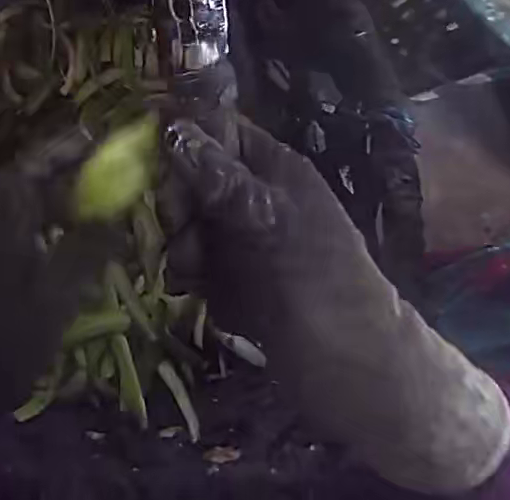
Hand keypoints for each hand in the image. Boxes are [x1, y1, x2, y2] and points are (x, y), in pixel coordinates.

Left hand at [0, 121, 116, 490]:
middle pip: (31, 182)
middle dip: (67, 171)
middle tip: (106, 171)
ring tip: (100, 201)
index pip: (31, 167)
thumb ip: (85, 251)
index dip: (61, 150)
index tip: (93, 140)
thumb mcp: (55, 295)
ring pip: (31, 206)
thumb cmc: (8, 335)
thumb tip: (118, 218)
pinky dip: (55, 226)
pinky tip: (77, 242)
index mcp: (6, 220)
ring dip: (63, 198)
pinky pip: (30, 230)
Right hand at [162, 117, 509, 494]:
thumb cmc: (324, 286)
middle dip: (174, 196)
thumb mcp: (271, 222)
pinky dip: (183, 268)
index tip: (147, 150)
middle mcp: (251, 194)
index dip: (180, 130)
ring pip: (183, 215)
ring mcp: (239, 235)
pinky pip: (188, 254)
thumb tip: (172, 129)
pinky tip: (191, 286)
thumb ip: (220, 177)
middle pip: (188, 171)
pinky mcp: (228, 274)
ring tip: (190, 267)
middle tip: (177, 224)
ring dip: (176, 238)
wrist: (361, 382)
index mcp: (270, 167)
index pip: (215, 127)